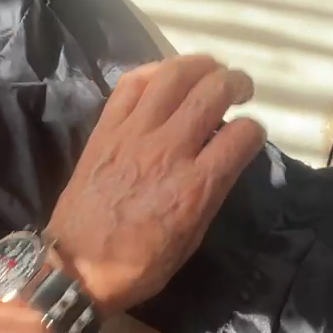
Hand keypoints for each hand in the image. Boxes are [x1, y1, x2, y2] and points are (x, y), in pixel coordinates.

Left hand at [46, 56, 266, 316]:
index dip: (255, 131)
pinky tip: (167, 75)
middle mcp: (169, 150)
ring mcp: (135, 134)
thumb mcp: (190, 240)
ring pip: (175, 75)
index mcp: (196, 186)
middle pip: (213, 92)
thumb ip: (210, 195)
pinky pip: (133, 83)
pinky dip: (156, 70)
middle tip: (241, 88)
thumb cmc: (140, 265)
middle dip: (236, 84)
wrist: (77, 267)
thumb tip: (221, 162)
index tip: (252, 135)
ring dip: (201, 65)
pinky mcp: (106, 129)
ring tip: (211, 69)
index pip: (241, 136)